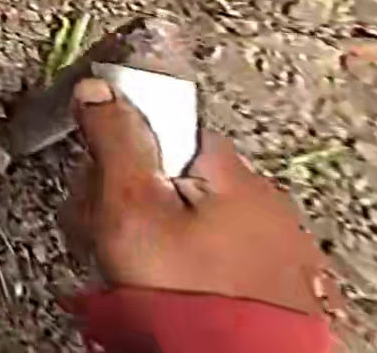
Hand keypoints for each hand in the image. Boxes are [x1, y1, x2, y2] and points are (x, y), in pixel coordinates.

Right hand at [65, 77, 340, 315]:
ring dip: (151, 220)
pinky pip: (210, 247)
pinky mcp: (274, 288)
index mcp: (238, 176)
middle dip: (130, 184)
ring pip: (188, 209)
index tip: (101, 163)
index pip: (167, 123)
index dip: (124, 138)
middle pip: (174, 167)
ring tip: (129, 249)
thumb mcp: (129, 197)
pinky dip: (181, 253)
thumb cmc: (179, 282)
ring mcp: (277, 251)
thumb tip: (99, 87)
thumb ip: (115, 135)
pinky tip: (161, 272)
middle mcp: (268, 207)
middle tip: (109, 212)